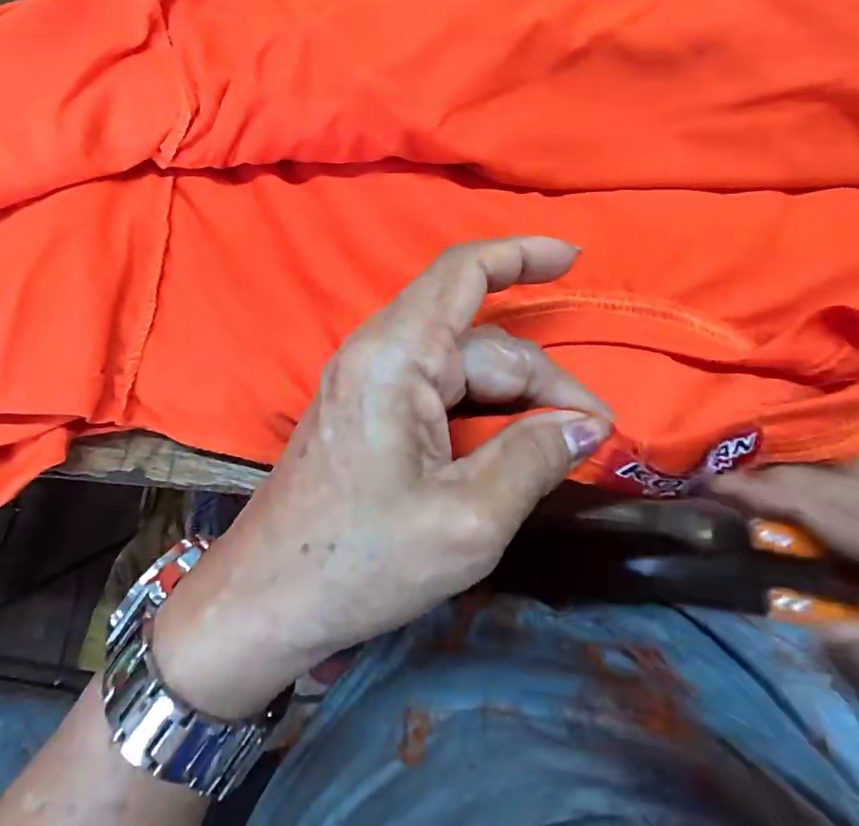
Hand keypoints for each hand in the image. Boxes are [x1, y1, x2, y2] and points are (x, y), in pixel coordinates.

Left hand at [150, 237, 613, 718]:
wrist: (264, 603)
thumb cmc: (361, 562)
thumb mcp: (468, 520)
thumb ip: (533, 459)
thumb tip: (586, 425)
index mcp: (396, 357)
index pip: (463, 273)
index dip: (521, 255)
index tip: (574, 257)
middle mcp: (380, 355)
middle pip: (481, 342)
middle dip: (544, 379)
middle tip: (595, 434)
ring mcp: (371, 385)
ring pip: (464, 372)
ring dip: (519, 400)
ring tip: (566, 444)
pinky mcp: (369, 416)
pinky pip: (441, 396)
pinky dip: (487, 413)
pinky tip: (517, 445)